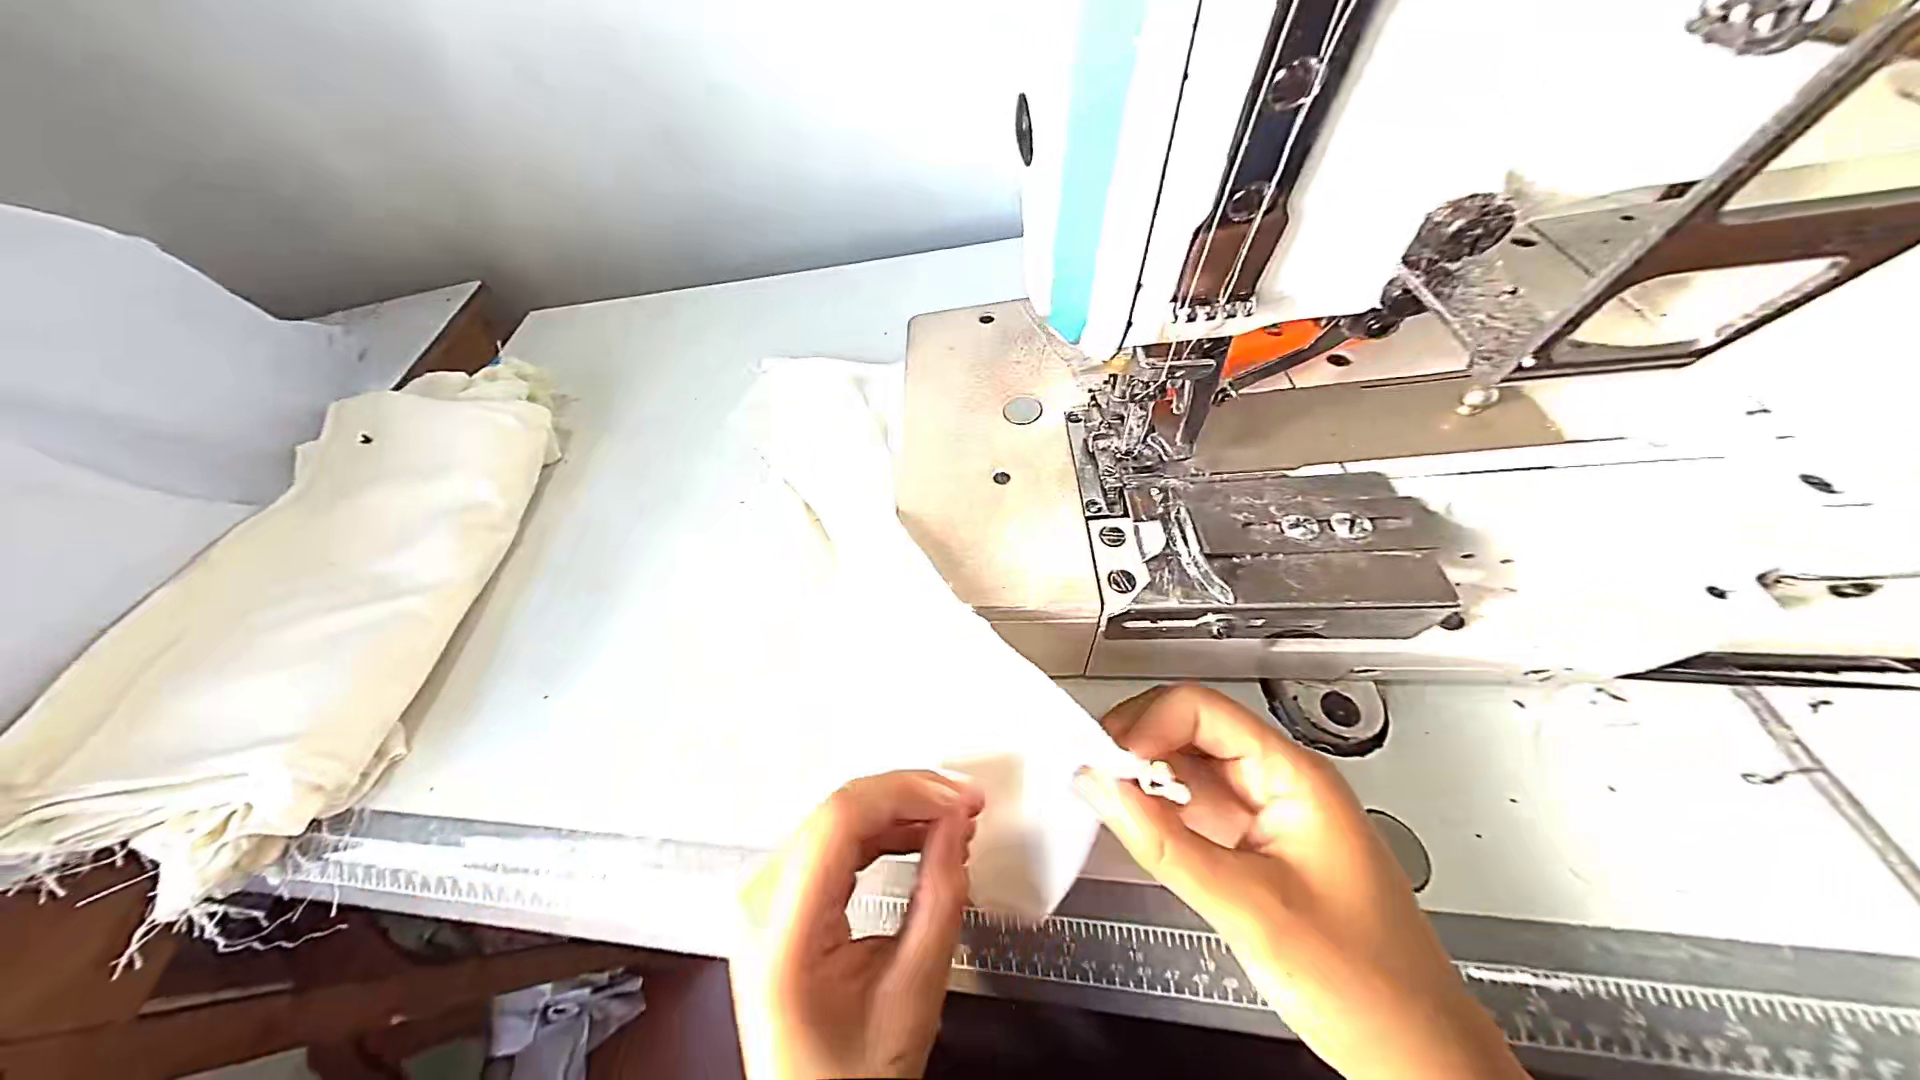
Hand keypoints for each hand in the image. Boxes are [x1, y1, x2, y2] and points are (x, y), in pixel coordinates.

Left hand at [733, 771, 983, 1079]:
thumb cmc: (847, 1076)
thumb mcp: (911, 993)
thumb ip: (939, 900)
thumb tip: (955, 828)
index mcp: (780, 928)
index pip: (841, 819)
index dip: (906, 793)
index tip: (955, 799)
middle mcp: (762, 902)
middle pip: (839, 810)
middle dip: (910, 796)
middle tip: (963, 802)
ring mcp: (769, 897)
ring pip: (839, 817)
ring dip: (901, 809)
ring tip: (951, 818)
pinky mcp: (786, 897)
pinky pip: (836, 841)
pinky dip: (883, 831)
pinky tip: (919, 834)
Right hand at [1073, 685, 1525, 1079]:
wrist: (1414, 1054)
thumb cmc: (1373, 988)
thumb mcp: (1254, 909)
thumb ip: (1168, 845)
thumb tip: (1107, 789)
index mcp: (1294, 777)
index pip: (1203, 710)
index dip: (1149, 723)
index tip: (1111, 759)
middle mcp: (1276, 783)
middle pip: (1189, 727)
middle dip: (1136, 742)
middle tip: (1098, 774)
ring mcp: (1259, 812)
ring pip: (1184, 765)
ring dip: (1141, 776)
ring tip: (1109, 799)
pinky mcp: (1245, 844)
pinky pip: (1186, 806)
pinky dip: (1153, 810)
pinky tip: (1135, 826)